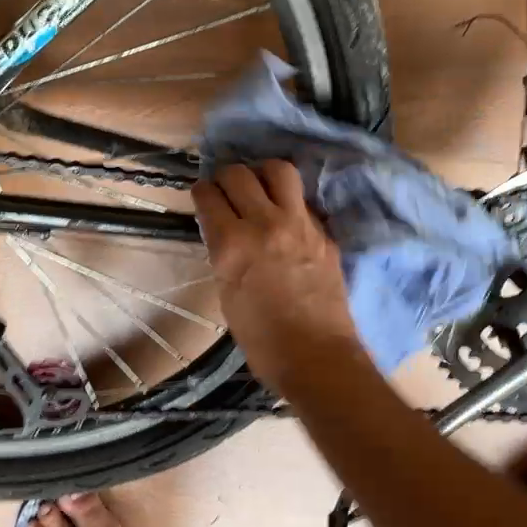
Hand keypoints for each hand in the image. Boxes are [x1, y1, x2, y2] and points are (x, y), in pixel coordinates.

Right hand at [191, 161, 360, 392]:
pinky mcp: (324, 231)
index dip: (202, 191)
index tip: (204, 195)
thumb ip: (225, 254)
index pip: (208, 195)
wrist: (316, 356)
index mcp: (231, 244)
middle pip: (239, 174)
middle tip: (227, 188)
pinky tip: (286, 214)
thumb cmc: (262, 340)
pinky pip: (302, 199)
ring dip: (263, 173)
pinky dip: (289, 200)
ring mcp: (299, 223)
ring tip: (260, 186)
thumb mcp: (227, 294)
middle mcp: (264, 224)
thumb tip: (225, 232)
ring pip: (279, 170)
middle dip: (227, 176)